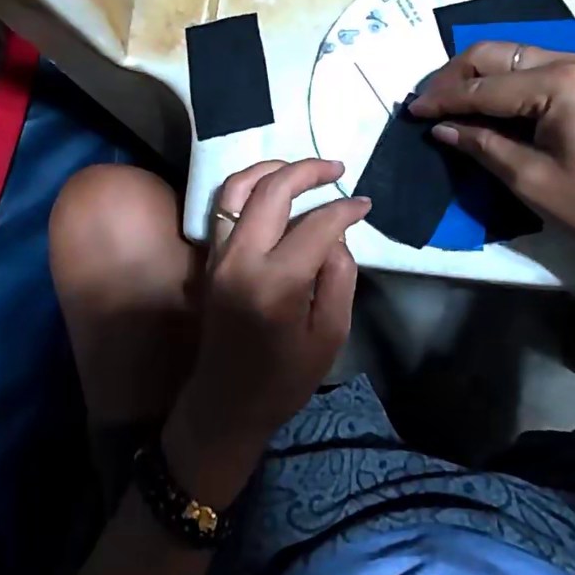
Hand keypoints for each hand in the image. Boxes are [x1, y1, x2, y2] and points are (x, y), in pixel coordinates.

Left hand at [162, 159, 369, 507]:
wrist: (224, 406)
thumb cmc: (285, 378)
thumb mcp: (331, 334)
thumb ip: (339, 276)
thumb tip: (336, 235)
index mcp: (276, 283)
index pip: (318, 224)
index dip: (346, 209)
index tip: (365, 205)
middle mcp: (241, 260)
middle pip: (274, 190)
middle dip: (310, 171)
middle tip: (338, 169)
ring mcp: (218, 255)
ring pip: (240, 186)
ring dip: (275, 169)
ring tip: (304, 168)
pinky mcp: (209, 258)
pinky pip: (224, 204)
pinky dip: (249, 184)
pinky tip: (273, 186)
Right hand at [407, 43, 574, 293]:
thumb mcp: (533, 179)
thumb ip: (483, 145)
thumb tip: (442, 128)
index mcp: (559, 80)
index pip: (484, 84)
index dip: (442, 98)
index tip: (409, 112)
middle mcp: (573, 61)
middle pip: (497, 54)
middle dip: (457, 77)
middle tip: (427, 104)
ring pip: (515, 58)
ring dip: (480, 78)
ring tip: (450, 105)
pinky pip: (536, 72)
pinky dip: (506, 86)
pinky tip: (489, 106)